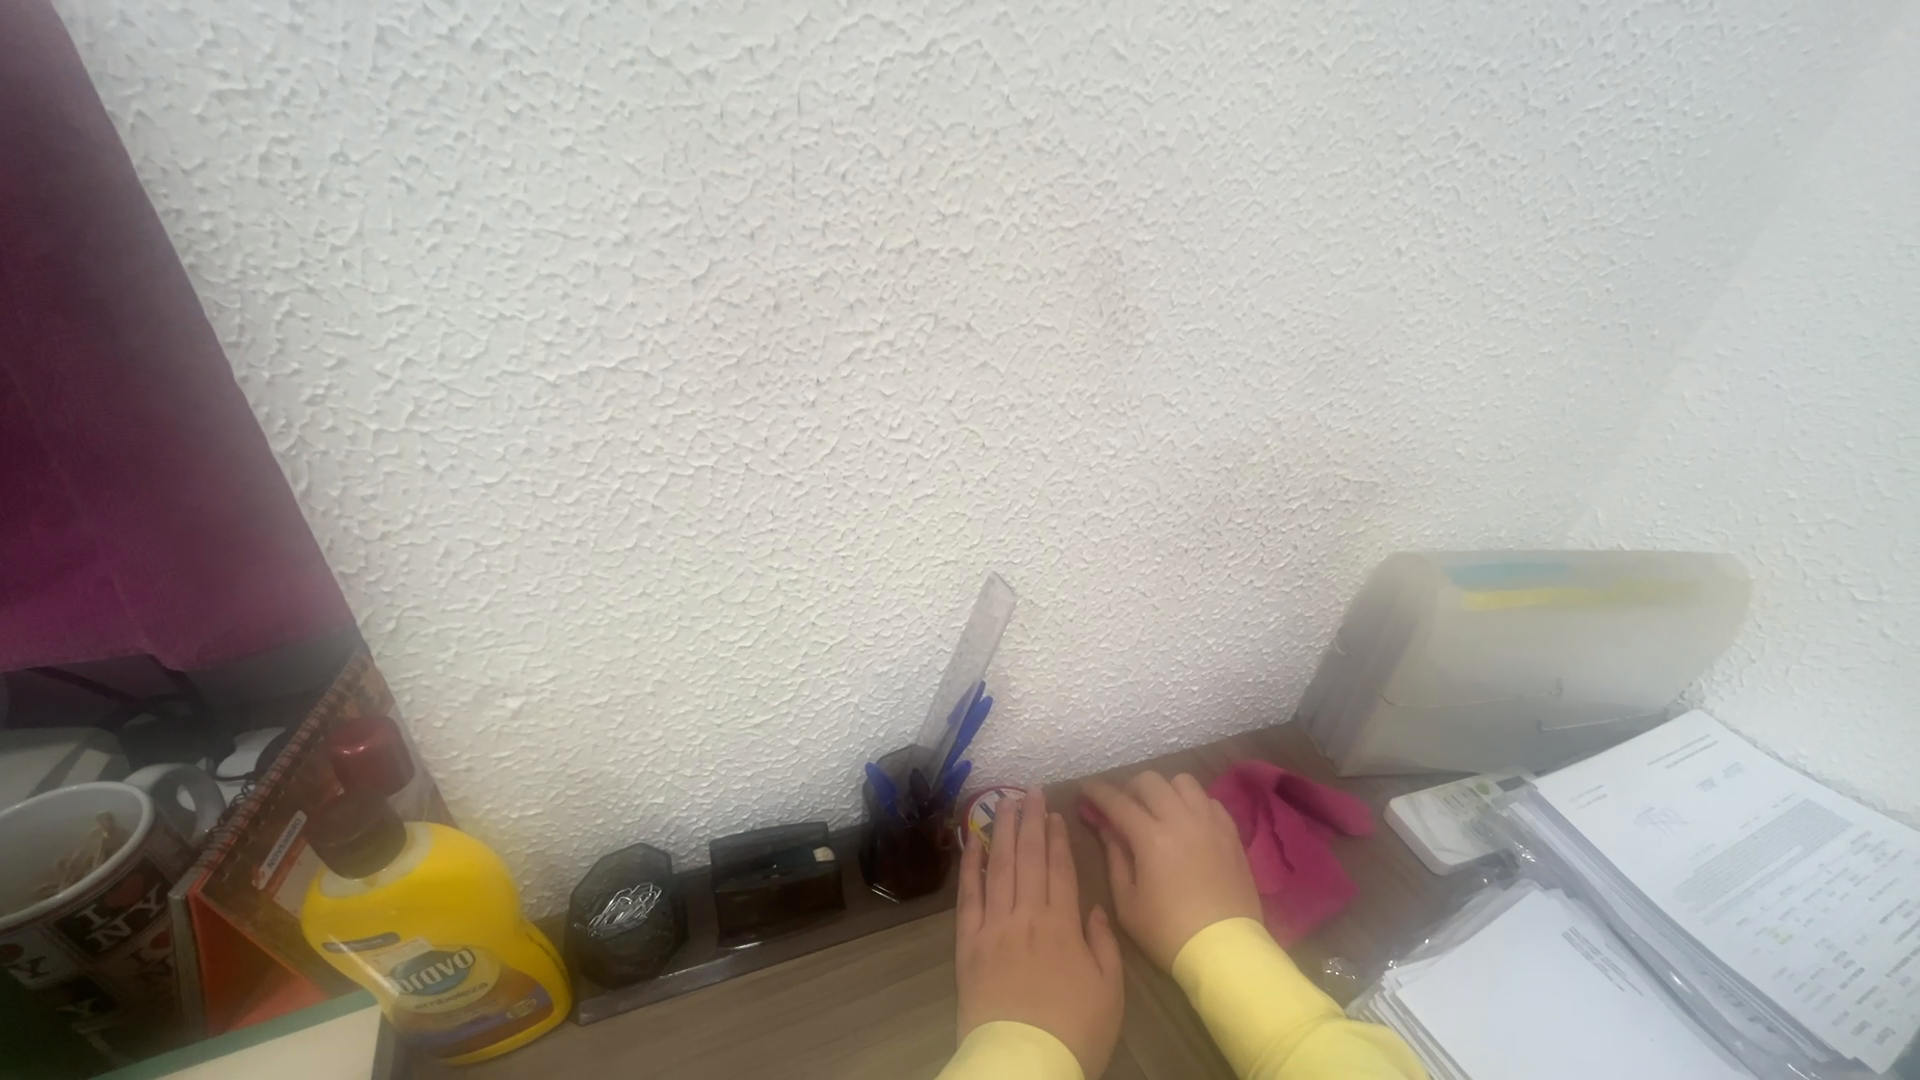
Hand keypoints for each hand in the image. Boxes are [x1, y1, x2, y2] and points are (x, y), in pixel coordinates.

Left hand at [955, 787, 1124, 1077]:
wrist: (1024, 1063)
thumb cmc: (1074, 1031)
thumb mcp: (1110, 991)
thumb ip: (1104, 944)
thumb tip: (1093, 907)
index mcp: (1063, 924)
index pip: (1060, 868)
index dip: (1057, 837)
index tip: (1054, 811)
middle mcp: (1028, 914)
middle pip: (1028, 857)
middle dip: (1030, 820)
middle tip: (1030, 791)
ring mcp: (994, 925)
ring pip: (999, 866)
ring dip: (1002, 830)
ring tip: (1004, 801)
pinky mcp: (968, 943)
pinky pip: (968, 896)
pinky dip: (969, 866)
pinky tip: (970, 841)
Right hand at [1082, 772, 1261, 970]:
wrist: (1226, 952)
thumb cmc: (1169, 932)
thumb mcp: (1128, 903)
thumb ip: (1115, 858)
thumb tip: (1107, 828)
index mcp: (1151, 837)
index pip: (1118, 802)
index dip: (1097, 792)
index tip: (1085, 790)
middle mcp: (1181, 820)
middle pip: (1150, 781)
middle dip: (1130, 788)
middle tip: (1123, 806)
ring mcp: (1210, 824)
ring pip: (1183, 782)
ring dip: (1165, 791)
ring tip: (1159, 810)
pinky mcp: (1231, 834)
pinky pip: (1210, 801)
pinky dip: (1193, 804)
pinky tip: (1188, 822)